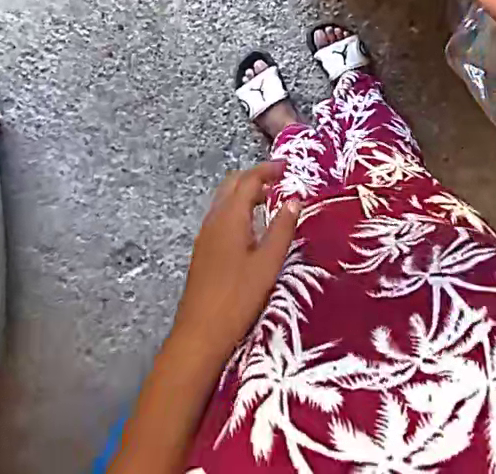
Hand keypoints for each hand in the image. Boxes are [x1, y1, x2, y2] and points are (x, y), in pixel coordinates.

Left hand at [171, 162, 300, 361]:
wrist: (201, 330)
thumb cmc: (238, 297)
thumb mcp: (268, 264)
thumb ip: (282, 229)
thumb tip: (295, 200)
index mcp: (230, 216)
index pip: (248, 180)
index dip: (267, 170)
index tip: (286, 166)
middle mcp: (214, 217)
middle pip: (233, 184)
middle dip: (255, 177)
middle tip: (280, 180)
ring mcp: (206, 232)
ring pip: (226, 199)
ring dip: (246, 192)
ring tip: (271, 199)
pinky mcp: (204, 247)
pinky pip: (221, 214)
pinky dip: (238, 208)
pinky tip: (252, 225)